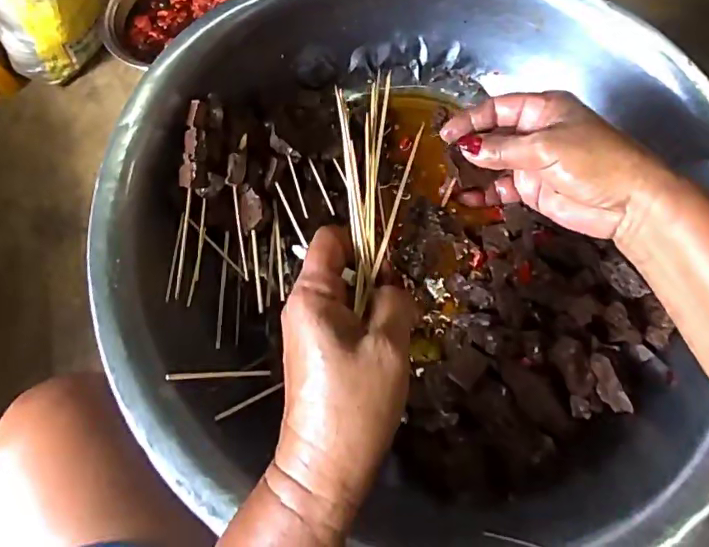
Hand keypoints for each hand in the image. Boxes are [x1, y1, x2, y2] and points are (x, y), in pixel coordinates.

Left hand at [266, 227, 413, 538]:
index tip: (392, 255)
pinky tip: (390, 344)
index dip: (362, 236)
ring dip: (378, 300)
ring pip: (350, 292)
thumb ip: (395, 299)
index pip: (330, 238)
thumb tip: (394, 284)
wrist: (324, 472)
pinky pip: (348, 317)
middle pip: (342, 264)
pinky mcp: (320, 351)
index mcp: (312, 296)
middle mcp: (305, 306)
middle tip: (404, 293)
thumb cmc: (355, 403)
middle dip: (376, 272)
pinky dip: (371, 321)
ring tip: (401, 322)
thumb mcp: (388, 344)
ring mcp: (311, 329)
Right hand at [438, 91, 683, 243]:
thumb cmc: (595, 160)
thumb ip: (504, 148)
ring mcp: (535, 160)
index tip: (447, 132)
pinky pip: (504, 187)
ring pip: (495, 161)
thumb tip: (469, 147)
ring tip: (449, 180)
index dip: (471, 118)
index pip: (498, 107)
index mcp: (543, 108)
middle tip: (442, 157)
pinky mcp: (536, 187)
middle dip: (470, 143)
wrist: (629, 202)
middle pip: (494, 133)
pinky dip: (487, 193)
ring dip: (474, 170)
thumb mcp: (546, 148)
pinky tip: (469, 199)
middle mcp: (536, 130)